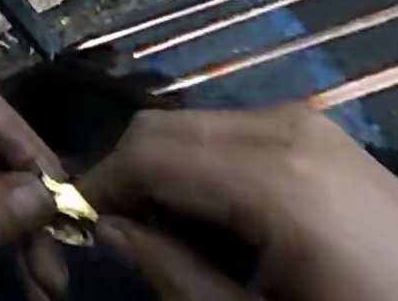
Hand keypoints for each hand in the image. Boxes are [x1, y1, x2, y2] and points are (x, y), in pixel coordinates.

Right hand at [77, 107, 397, 300]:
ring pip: (197, 123)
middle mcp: (282, 124)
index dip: (102, 180)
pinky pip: (236, 132)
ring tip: (169, 230)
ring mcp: (307, 121)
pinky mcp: (322, 132)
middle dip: (129, 171)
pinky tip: (221, 217)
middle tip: (117, 230)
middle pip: (167, 125)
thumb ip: (178, 276)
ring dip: (167, 167)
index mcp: (273, 174)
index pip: (150, 151)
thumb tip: (110, 230)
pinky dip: (207, 164)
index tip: (74, 216)